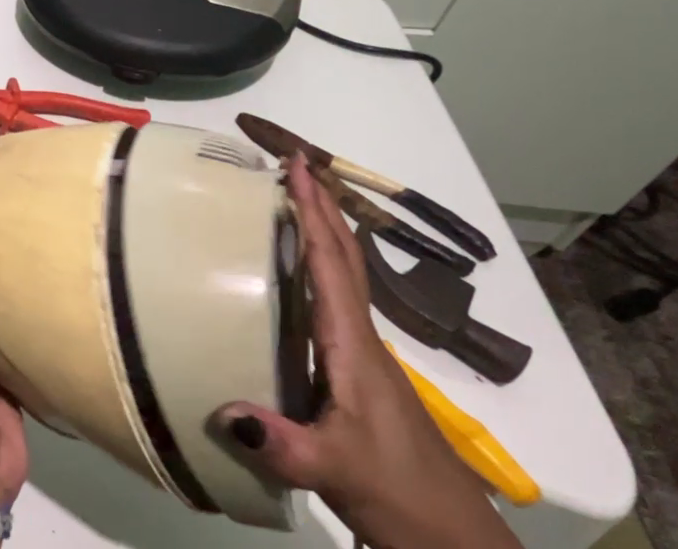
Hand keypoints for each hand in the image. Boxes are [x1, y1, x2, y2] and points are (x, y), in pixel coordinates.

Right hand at [214, 155, 520, 548]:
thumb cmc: (400, 495)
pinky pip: (330, 305)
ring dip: (320, 234)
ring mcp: (361, 359)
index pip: (334, 266)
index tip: (297, 166)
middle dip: (321, 209)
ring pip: (341, 279)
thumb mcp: (336, 471)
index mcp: (355, 348)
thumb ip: (283, 444)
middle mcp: (361, 342)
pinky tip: (289, 279)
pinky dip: (313, 272)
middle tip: (290, 166)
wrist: (453, 541)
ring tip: (287, 205)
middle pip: (345, 260)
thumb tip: (224, 410)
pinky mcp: (353, 377)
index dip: (314, 214)